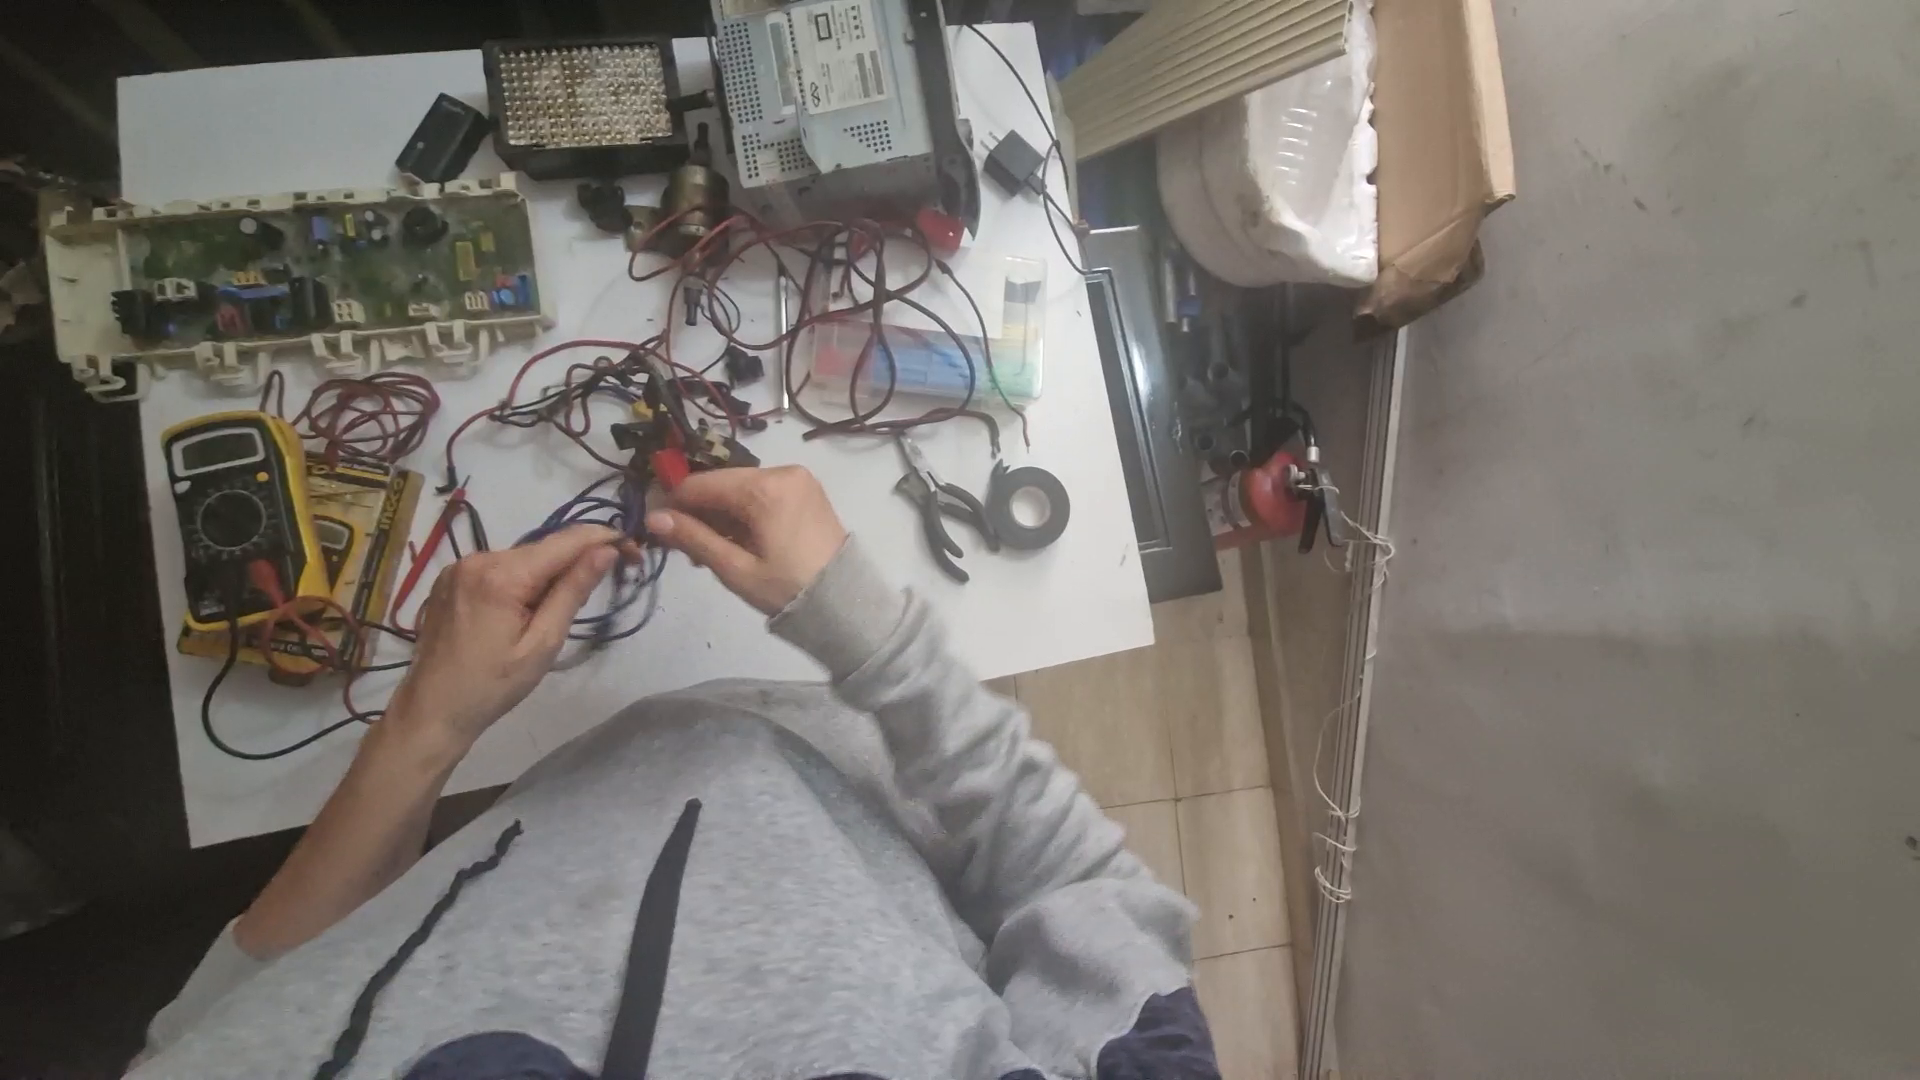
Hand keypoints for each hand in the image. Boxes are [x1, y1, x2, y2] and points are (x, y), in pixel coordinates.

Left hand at [387, 525, 621, 747]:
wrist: (431, 711)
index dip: (606, 539)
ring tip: (564, 606)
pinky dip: (526, 578)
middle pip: (546, 547)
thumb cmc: (493, 685)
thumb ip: (574, 591)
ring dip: (553, 571)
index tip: (636, 550)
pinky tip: (530, 607)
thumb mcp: (544, 642)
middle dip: (581, 558)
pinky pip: (503, 567)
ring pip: (526, 557)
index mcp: (501, 575)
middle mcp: (478, 559)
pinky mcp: (452, 578)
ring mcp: (460, 567)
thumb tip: (607, 550)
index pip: (567, 540)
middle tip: (610, 580)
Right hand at [646, 466, 846, 613]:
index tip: (658, 529)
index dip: (674, 505)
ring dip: (722, 514)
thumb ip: (694, 539)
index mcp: (766, 487)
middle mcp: (783, 472)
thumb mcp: (736, 569)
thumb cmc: (788, 589)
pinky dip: (746, 512)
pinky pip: (764, 493)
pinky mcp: (807, 491)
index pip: (701, 484)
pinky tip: (738, 540)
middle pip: (722, 484)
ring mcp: (799, 479)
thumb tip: (653, 518)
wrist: (845, 602)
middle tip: (688, 550)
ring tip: (712, 551)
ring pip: (741, 488)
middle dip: (700, 512)